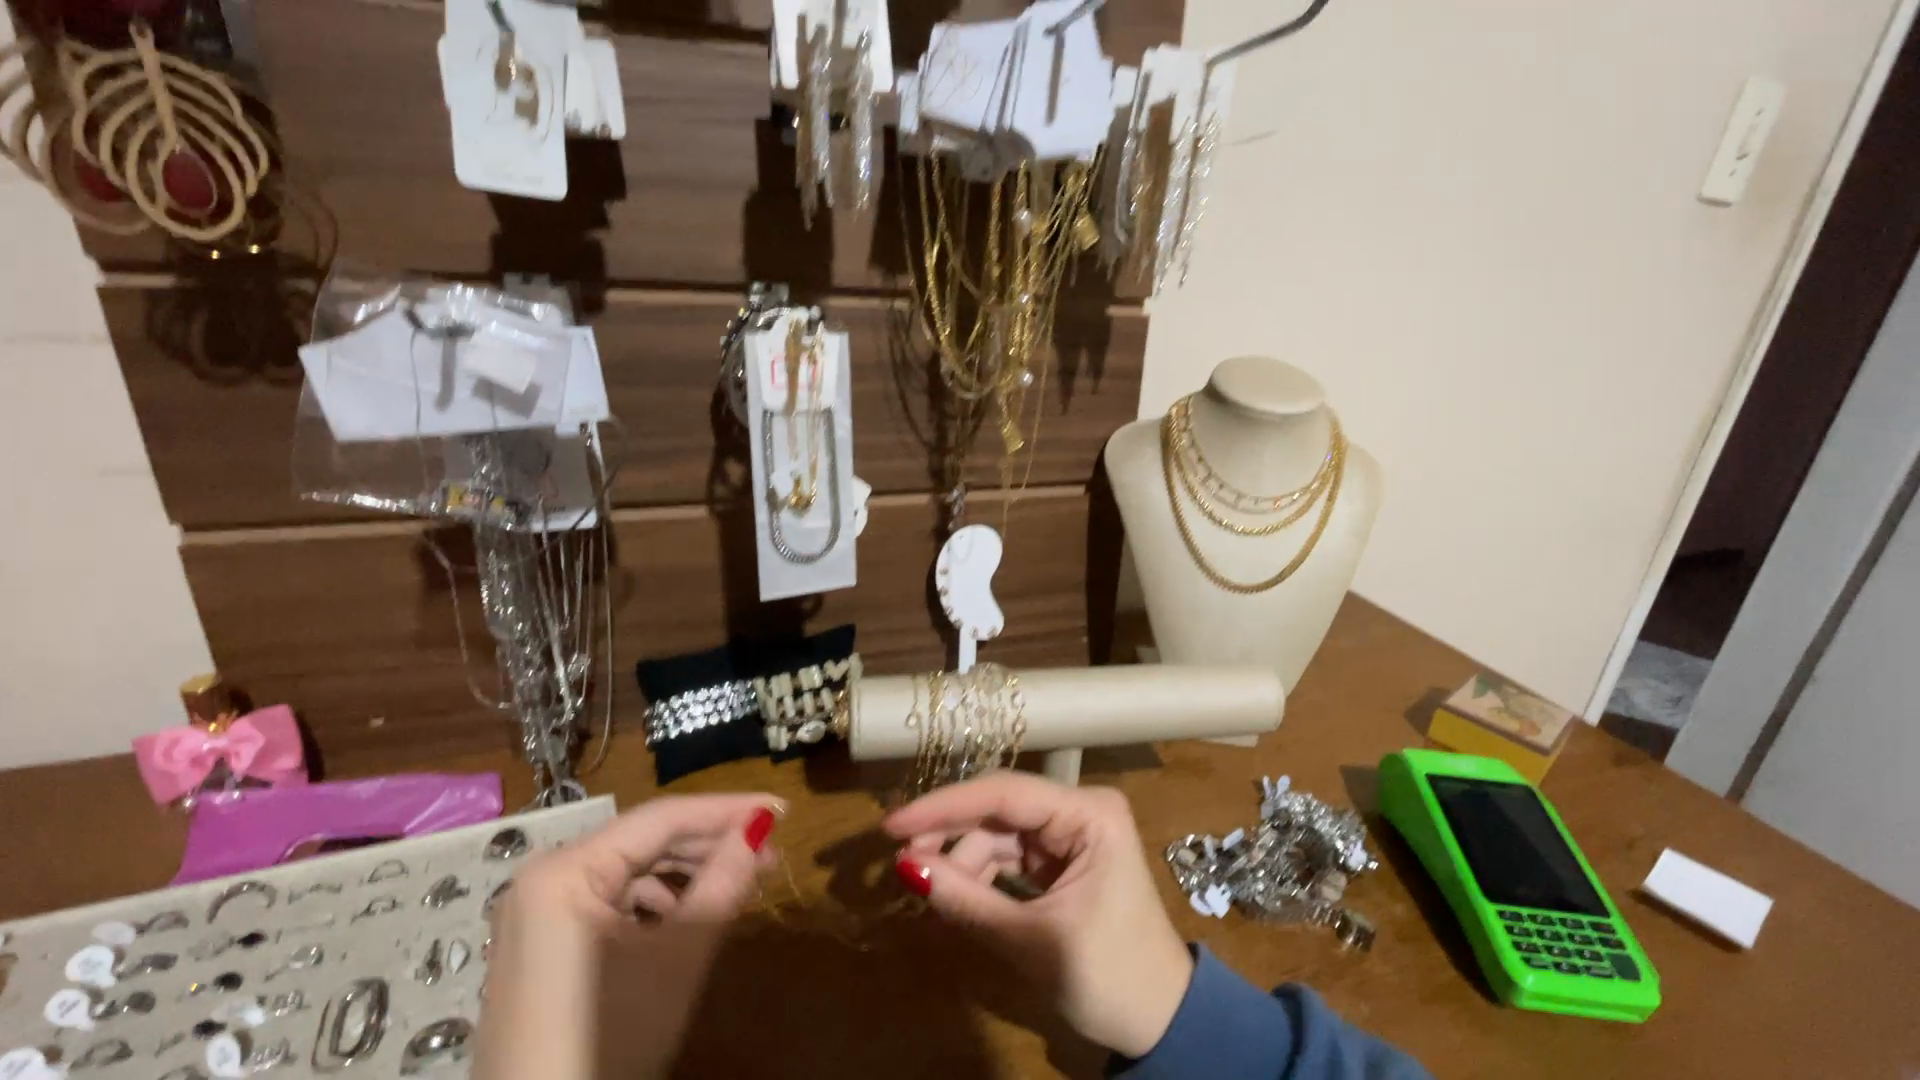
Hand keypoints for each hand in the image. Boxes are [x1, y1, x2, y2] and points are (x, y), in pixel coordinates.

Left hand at [475, 794, 781, 1079]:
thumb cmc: (611, 1035)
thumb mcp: (677, 957)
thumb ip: (722, 883)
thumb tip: (760, 828)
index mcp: (566, 870)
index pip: (662, 818)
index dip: (727, 810)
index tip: (782, 809)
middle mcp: (544, 877)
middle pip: (643, 841)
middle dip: (710, 844)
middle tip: (771, 852)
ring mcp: (537, 912)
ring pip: (628, 871)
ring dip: (686, 873)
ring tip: (740, 883)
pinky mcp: (542, 944)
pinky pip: (608, 901)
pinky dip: (654, 902)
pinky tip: (690, 916)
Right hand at [883, 773, 1192, 1058]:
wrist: (1160, 1022)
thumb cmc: (1109, 976)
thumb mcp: (1031, 940)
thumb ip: (967, 900)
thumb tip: (903, 866)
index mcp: (1089, 815)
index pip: (1004, 794)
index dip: (943, 806)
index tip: (892, 825)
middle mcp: (1080, 811)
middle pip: (998, 809)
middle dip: (948, 833)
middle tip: (898, 858)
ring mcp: (1072, 835)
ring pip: (999, 833)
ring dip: (961, 860)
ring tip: (926, 890)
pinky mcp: (1063, 860)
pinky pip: (1010, 856)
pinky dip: (980, 875)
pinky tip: (952, 894)